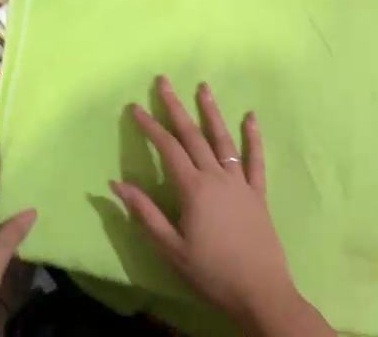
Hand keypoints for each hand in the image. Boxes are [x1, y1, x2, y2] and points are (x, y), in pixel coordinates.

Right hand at [110, 78, 333, 336]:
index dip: (150, 126)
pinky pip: (256, 161)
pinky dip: (253, 138)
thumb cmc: (211, 273)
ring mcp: (240, 184)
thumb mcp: (171, 248)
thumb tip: (116, 183)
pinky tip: (251, 117)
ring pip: (223, 140)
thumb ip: (145, 213)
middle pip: (193, 135)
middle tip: (164, 81)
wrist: (261, 295)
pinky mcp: (258, 195)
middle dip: (176, 107)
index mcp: (193, 189)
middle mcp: (217, 177)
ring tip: (203, 87)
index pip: (167, 148)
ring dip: (211, 112)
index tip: (135, 107)